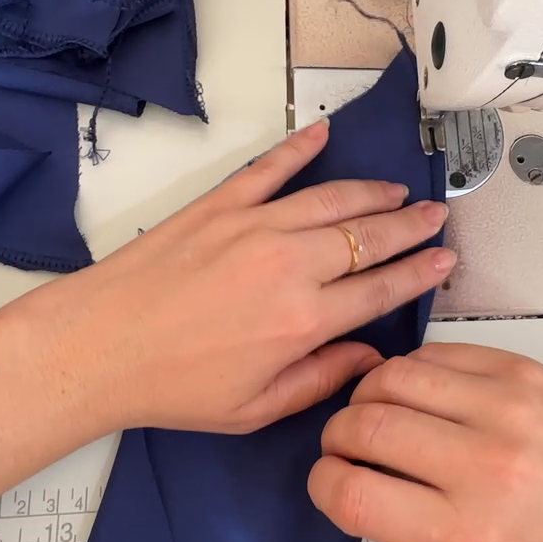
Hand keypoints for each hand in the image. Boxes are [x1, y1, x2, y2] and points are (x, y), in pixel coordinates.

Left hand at [22, 119, 451, 434]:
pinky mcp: (221, 204)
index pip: (381, 289)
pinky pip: (270, 167)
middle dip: (410, 225)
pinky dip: (299, 148)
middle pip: (369, 236)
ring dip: (372, 192)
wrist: (98, 346)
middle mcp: (291, 264)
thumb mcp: (256, 407)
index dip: (420, 273)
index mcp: (305, 320)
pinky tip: (323, 134)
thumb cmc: (174, 387)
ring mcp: (256, 226)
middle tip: (435, 215)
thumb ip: (321, 379)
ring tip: (397, 189)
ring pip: (333, 199)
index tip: (444, 259)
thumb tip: (369, 356)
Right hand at [308, 344, 542, 541]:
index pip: (355, 494)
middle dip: (338, 432)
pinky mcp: (513, 364)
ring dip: (366, 393)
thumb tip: (354, 470)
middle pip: (364, 424)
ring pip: (390, 377)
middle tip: (346, 439)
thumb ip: (411, 517)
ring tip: (377, 409)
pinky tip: (417, 390)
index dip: (323, 481)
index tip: (328, 476)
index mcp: (470, 531)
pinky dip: (408, 371)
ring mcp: (500, 403)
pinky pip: (430, 354)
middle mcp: (482, 463)